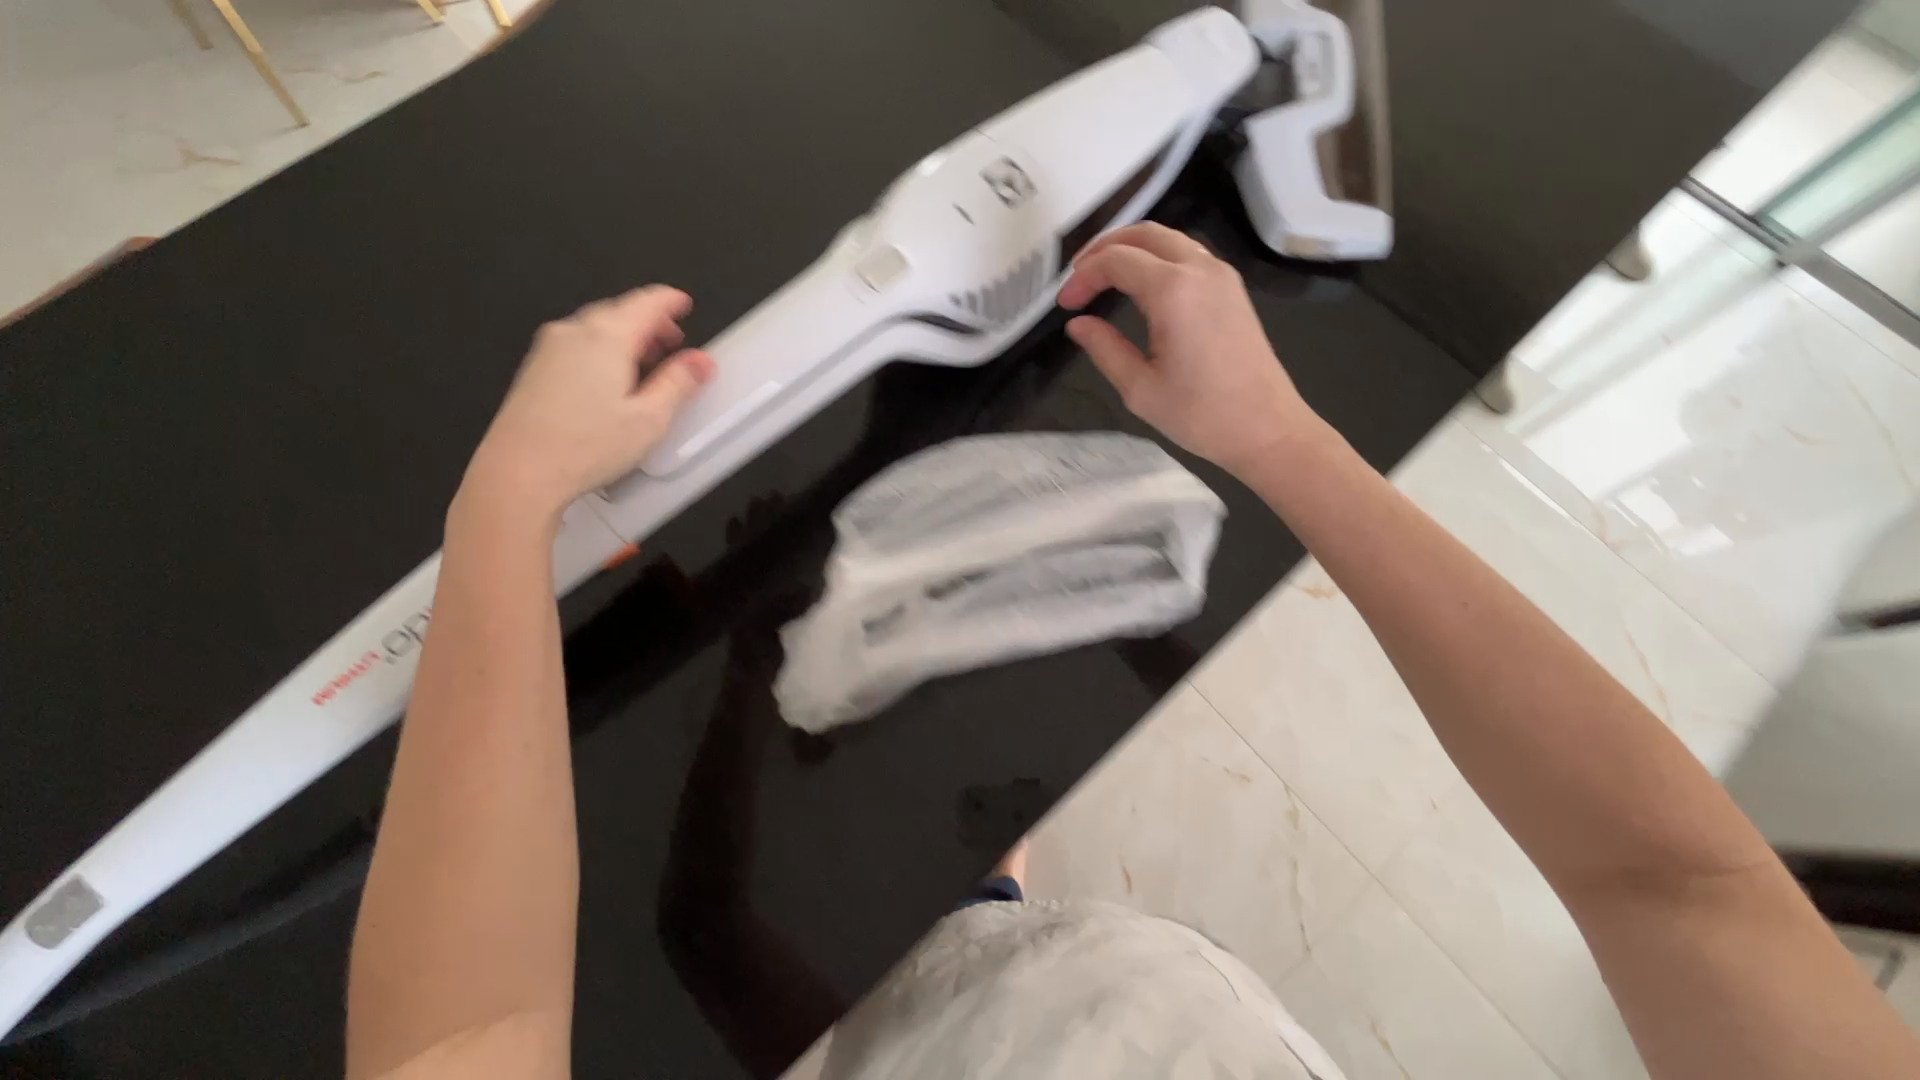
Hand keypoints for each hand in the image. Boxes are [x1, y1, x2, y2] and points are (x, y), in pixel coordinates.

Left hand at [459, 286, 714, 529]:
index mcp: (607, 336)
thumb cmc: (591, 445)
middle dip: (649, 322)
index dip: (669, 300)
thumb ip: (678, 383)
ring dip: (625, 337)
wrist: (519, 471)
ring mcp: (548, 348)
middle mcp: (574, 331)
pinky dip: (601, 350)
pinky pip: (576, 345)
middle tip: (673, 343)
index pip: (645, 302)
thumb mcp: (649, 419)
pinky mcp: (533, 369)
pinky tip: (610, 379)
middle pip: (619, 312)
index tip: (685, 303)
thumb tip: (702, 360)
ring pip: (595, 328)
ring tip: (645, 364)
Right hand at [1058, 223, 1320, 475]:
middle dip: (1105, 248)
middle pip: (1144, 235)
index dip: (1084, 277)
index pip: (1116, 262)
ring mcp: (1221, 276)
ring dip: (1133, 249)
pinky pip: (1188, 255)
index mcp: (1173, 292)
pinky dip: (1158, 258)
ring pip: (1169, 239)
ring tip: (1104, 275)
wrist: (1266, 429)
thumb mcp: (1140, 389)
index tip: (1064, 304)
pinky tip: (1141, 284)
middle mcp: (1200, 270)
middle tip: (1078, 274)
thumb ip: (1104, 348)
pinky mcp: (1232, 289)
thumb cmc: (1201, 415)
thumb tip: (1078, 324)